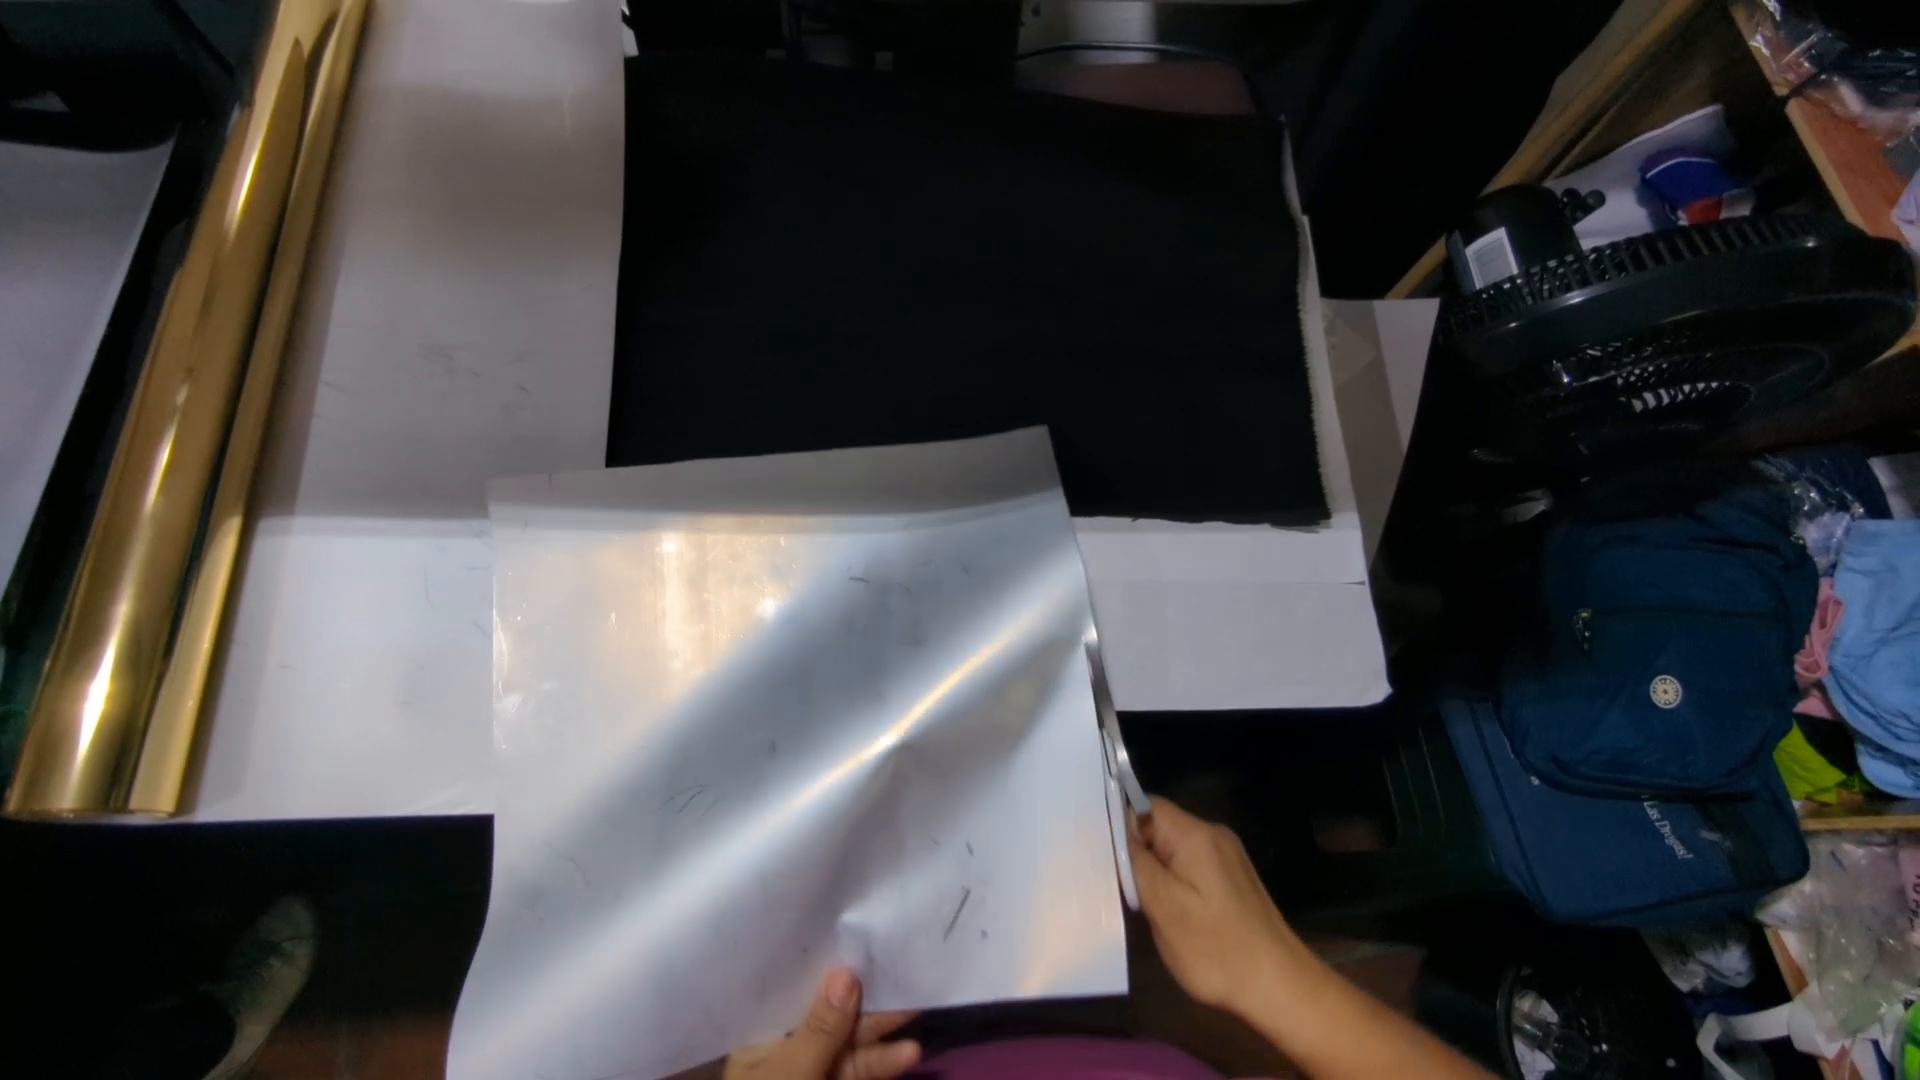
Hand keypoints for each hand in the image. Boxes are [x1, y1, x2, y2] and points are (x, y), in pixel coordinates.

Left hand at [722, 969, 920, 1079]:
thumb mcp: (789, 1078)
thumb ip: (819, 1031)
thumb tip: (846, 973)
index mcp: (758, 1039)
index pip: (794, 989)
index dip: (828, 964)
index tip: (863, 934)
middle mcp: (784, 1050)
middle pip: (830, 1013)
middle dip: (868, 998)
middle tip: (908, 972)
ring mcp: (811, 1074)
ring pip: (851, 1043)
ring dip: (883, 1033)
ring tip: (918, 1014)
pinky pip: (860, 1072)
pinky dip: (883, 1065)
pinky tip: (910, 1054)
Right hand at [1129, 796, 1318, 1017]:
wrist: (1281, 989)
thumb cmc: (1217, 950)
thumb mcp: (1164, 907)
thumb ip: (1136, 862)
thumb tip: (1115, 829)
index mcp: (1196, 835)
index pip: (1144, 805)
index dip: (1118, 824)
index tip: (1098, 852)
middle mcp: (1212, 835)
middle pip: (1158, 825)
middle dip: (1134, 851)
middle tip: (1116, 883)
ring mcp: (1226, 857)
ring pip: (1171, 848)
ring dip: (1152, 870)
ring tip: (1139, 901)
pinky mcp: (1231, 879)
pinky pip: (1189, 865)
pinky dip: (1172, 881)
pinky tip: (1167, 910)